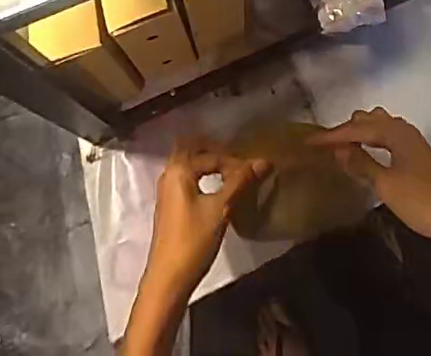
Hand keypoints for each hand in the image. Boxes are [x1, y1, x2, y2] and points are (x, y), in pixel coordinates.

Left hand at [141, 138, 269, 296]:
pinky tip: (216, 190)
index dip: (234, 163)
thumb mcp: (220, 210)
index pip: (211, 156)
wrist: (168, 280)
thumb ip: (240, 183)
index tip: (255, 173)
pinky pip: (186, 178)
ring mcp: (166, 190)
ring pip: (189, 164)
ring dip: (208, 164)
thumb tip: (264, 161)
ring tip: (232, 175)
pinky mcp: (169, 205)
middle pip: (194, 150)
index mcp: (179, 169)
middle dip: (217, 153)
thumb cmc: (193, 241)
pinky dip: (201, 176)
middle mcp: (169, 173)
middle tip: (240, 163)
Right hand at [313, 108, 430, 269]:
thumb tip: (338, 149)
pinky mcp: (416, 155)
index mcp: (394, 131)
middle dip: (345, 130)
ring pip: (378, 127)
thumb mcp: (386, 185)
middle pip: (367, 120)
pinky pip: (385, 137)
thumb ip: (361, 164)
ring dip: (359, 134)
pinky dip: (371, 141)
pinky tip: (365, 154)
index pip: (355, 128)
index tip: (309, 141)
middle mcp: (402, 129)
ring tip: (341, 148)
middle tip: (324, 146)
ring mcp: (411, 141)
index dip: (331, 135)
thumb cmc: (422, 201)